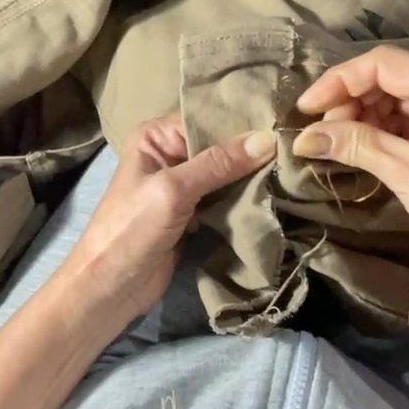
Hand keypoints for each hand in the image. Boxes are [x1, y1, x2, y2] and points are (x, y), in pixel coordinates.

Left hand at [59, 117, 275, 327]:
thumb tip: (268, 139)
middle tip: (297, 153)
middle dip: (253, 154)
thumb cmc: (131, 230)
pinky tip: (276, 198)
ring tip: (294, 174)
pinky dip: (244, 203)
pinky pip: (225, 201)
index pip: (207, 120)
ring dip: (253, 180)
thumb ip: (218, 164)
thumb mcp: (173, 190)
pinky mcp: (194, 216)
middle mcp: (169, 156)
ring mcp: (182, 188)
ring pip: (227, 176)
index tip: (285, 124)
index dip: (242, 124)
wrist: (111, 288)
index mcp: (156, 137)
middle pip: (220, 148)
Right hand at [290, 47, 408, 305]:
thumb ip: (353, 144)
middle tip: (323, 134)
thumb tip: (302, 138)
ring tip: (342, 144)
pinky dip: (392, 127)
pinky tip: (368, 146)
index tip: (304, 110)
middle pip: (395, 75)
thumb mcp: (405, 173)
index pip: (384, 64)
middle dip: (353, 100)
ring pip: (406, 95)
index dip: (338, 82)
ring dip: (370, 115)